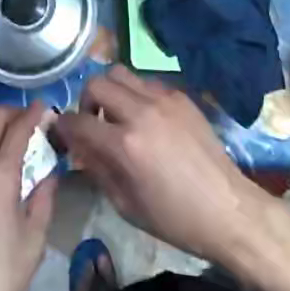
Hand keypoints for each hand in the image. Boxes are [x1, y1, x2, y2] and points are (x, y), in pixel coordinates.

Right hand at [52, 67, 275, 264]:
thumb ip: (97, 168)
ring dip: (111, 90)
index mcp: (125, 143)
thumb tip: (77, 146)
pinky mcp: (181, 96)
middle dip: (86, 101)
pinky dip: (136, 93)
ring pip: (122, 73)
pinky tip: (144, 117)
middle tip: (92, 122)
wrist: (226, 209)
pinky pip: (147, 81)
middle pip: (97, 83)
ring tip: (117, 115)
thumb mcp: (125, 203)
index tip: (62, 132)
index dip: (63, 125)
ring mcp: (164, 99)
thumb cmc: (174, 218)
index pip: (79, 121)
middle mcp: (142, 111)